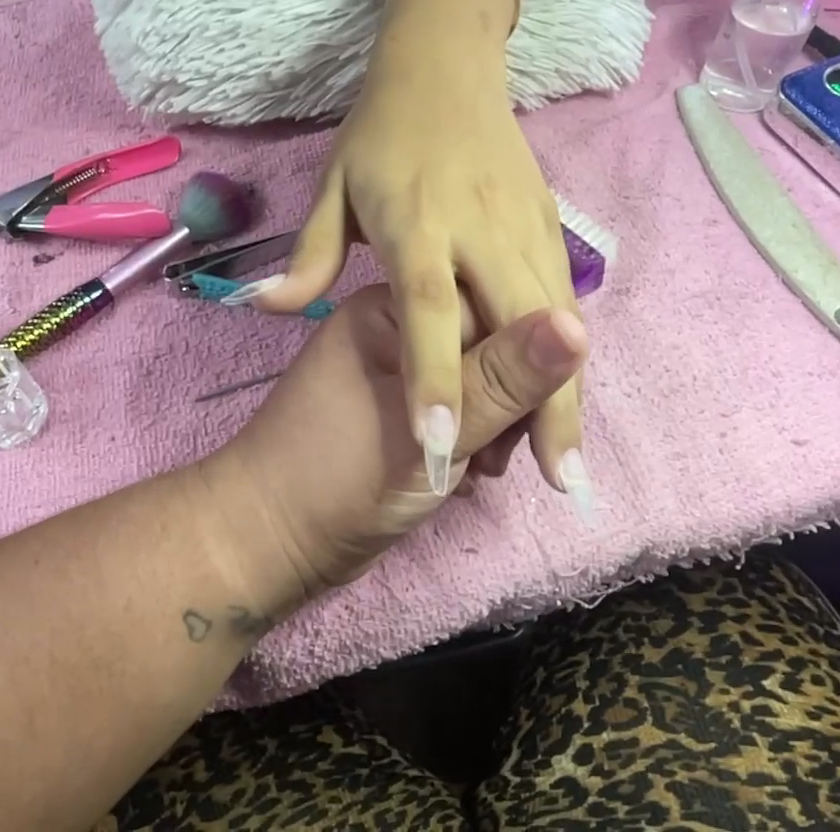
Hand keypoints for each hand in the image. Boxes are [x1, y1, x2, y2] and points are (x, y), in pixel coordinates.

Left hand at [204, 287, 588, 600]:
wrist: (263, 538)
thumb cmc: (333, 483)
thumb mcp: (426, 436)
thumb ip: (500, 380)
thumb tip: (576, 329)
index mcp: (393, 301)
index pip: (497, 304)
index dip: (526, 368)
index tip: (528, 433)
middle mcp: (401, 317)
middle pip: (499, 336)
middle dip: (514, 402)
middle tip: (498, 459)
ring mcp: (406, 355)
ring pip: (490, 370)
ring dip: (503, 420)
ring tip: (487, 468)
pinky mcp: (411, 392)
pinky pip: (471, 393)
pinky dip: (484, 430)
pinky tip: (478, 468)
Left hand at [241, 43, 586, 505]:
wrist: (446, 65)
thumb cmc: (380, 134)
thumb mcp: (333, 185)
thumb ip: (311, 253)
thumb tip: (267, 308)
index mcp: (414, 221)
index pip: (427, 306)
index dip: (435, 376)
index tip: (441, 447)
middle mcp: (476, 226)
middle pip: (517, 319)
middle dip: (540, 400)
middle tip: (556, 480)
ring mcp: (522, 221)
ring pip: (554, 314)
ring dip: (566, 385)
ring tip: (567, 459)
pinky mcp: (550, 219)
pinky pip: (562, 294)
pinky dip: (567, 348)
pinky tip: (566, 393)